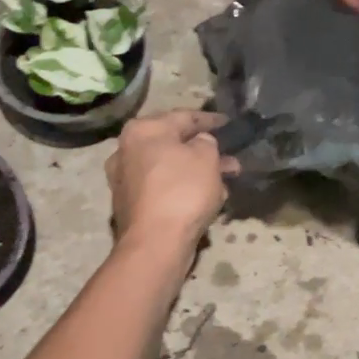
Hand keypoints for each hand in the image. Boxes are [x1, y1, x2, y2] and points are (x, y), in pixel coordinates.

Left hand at [105, 110, 238, 246]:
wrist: (155, 243)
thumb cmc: (182, 190)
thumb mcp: (206, 157)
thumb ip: (207, 142)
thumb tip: (200, 143)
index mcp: (143, 130)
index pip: (183, 116)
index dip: (210, 119)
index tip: (229, 123)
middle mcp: (127, 150)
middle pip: (174, 144)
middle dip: (205, 151)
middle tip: (232, 159)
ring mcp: (126, 179)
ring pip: (170, 168)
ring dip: (198, 172)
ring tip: (226, 181)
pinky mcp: (131, 205)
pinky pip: (163, 188)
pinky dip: (184, 189)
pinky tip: (207, 198)